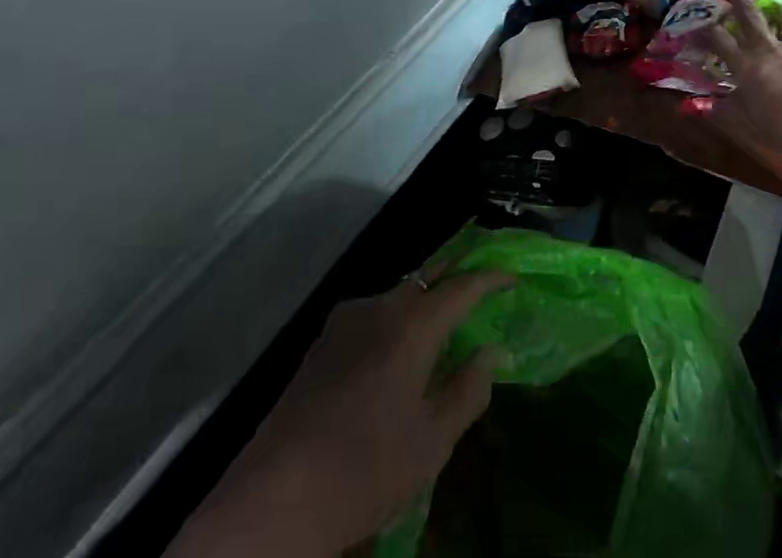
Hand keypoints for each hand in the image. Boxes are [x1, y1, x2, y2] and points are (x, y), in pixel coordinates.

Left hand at [167, 269, 512, 557]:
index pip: (463, 286)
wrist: (268, 507)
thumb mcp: (435, 438)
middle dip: (457, 274)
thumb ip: (470, 387)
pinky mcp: (319, 347)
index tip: (513, 277)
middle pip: (426, 277)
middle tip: (483, 279)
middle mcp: (377, 310)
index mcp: (411, 325)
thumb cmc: (365, 469)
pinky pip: (373, 315)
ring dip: (426, 298)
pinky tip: (404, 346)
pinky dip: (399, 317)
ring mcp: (342, 326)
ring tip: (447, 316)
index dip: (492, 278)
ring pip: (397, 295)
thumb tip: (490, 352)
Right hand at [705, 0, 781, 165]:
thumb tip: (710, 105)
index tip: (702, 23)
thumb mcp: (749, 124)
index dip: (709, 29)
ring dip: (779, 12)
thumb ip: (729, 110)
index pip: (721, 40)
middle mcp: (770, 50)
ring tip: (776, 5)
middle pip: (752, 19)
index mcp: (747, 66)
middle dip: (741, 2)